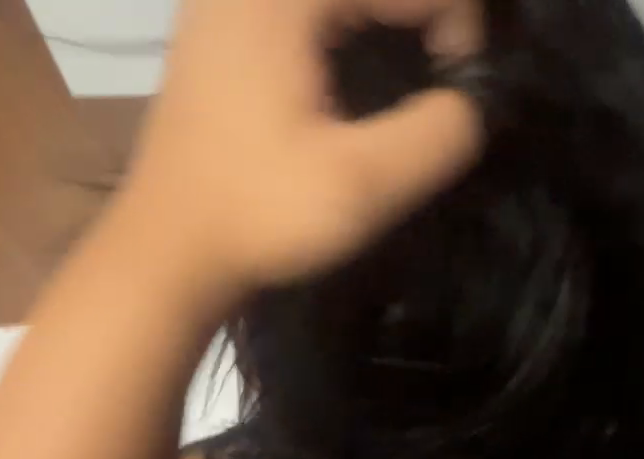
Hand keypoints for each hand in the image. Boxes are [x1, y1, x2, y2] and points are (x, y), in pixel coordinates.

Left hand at [127, 0, 484, 297]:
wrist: (169, 249)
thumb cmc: (260, 216)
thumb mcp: (362, 185)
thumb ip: (436, 134)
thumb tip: (475, 102)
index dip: (457, 23)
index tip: (464, 93)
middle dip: (422, 18)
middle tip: (446, 74)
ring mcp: (228, 0)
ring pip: (340, 4)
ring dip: (387, 24)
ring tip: (416, 69)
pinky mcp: (223, 28)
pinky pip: (307, 14)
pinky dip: (350, 31)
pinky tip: (356, 78)